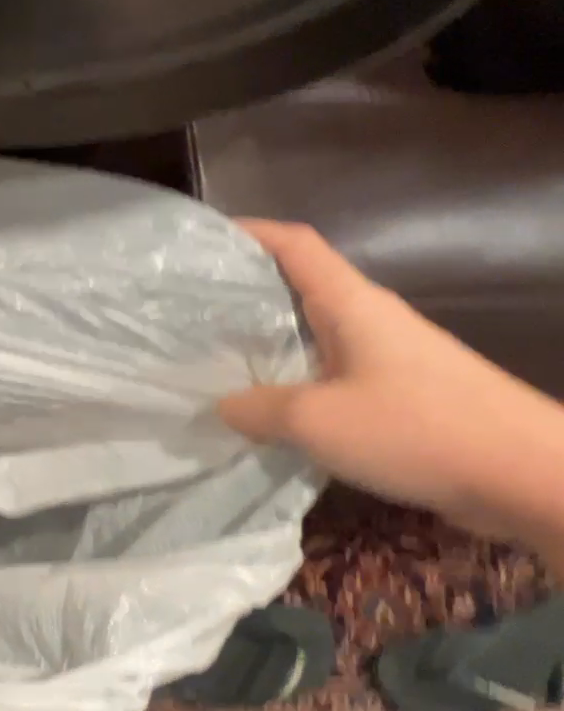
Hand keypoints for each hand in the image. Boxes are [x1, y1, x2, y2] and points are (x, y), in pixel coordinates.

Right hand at [220, 220, 563, 542]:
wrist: (531, 478)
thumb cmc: (417, 429)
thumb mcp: (312, 419)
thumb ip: (253, 407)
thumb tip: (225, 404)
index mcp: (352, 306)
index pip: (297, 247)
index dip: (249, 233)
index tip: (201, 238)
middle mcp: (369, 322)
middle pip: (296, 290)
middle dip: (240, 292)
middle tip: (182, 307)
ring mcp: (385, 359)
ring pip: (307, 337)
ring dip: (259, 343)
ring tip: (206, 358)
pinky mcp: (394, 395)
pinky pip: (323, 375)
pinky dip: (284, 381)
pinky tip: (257, 406)